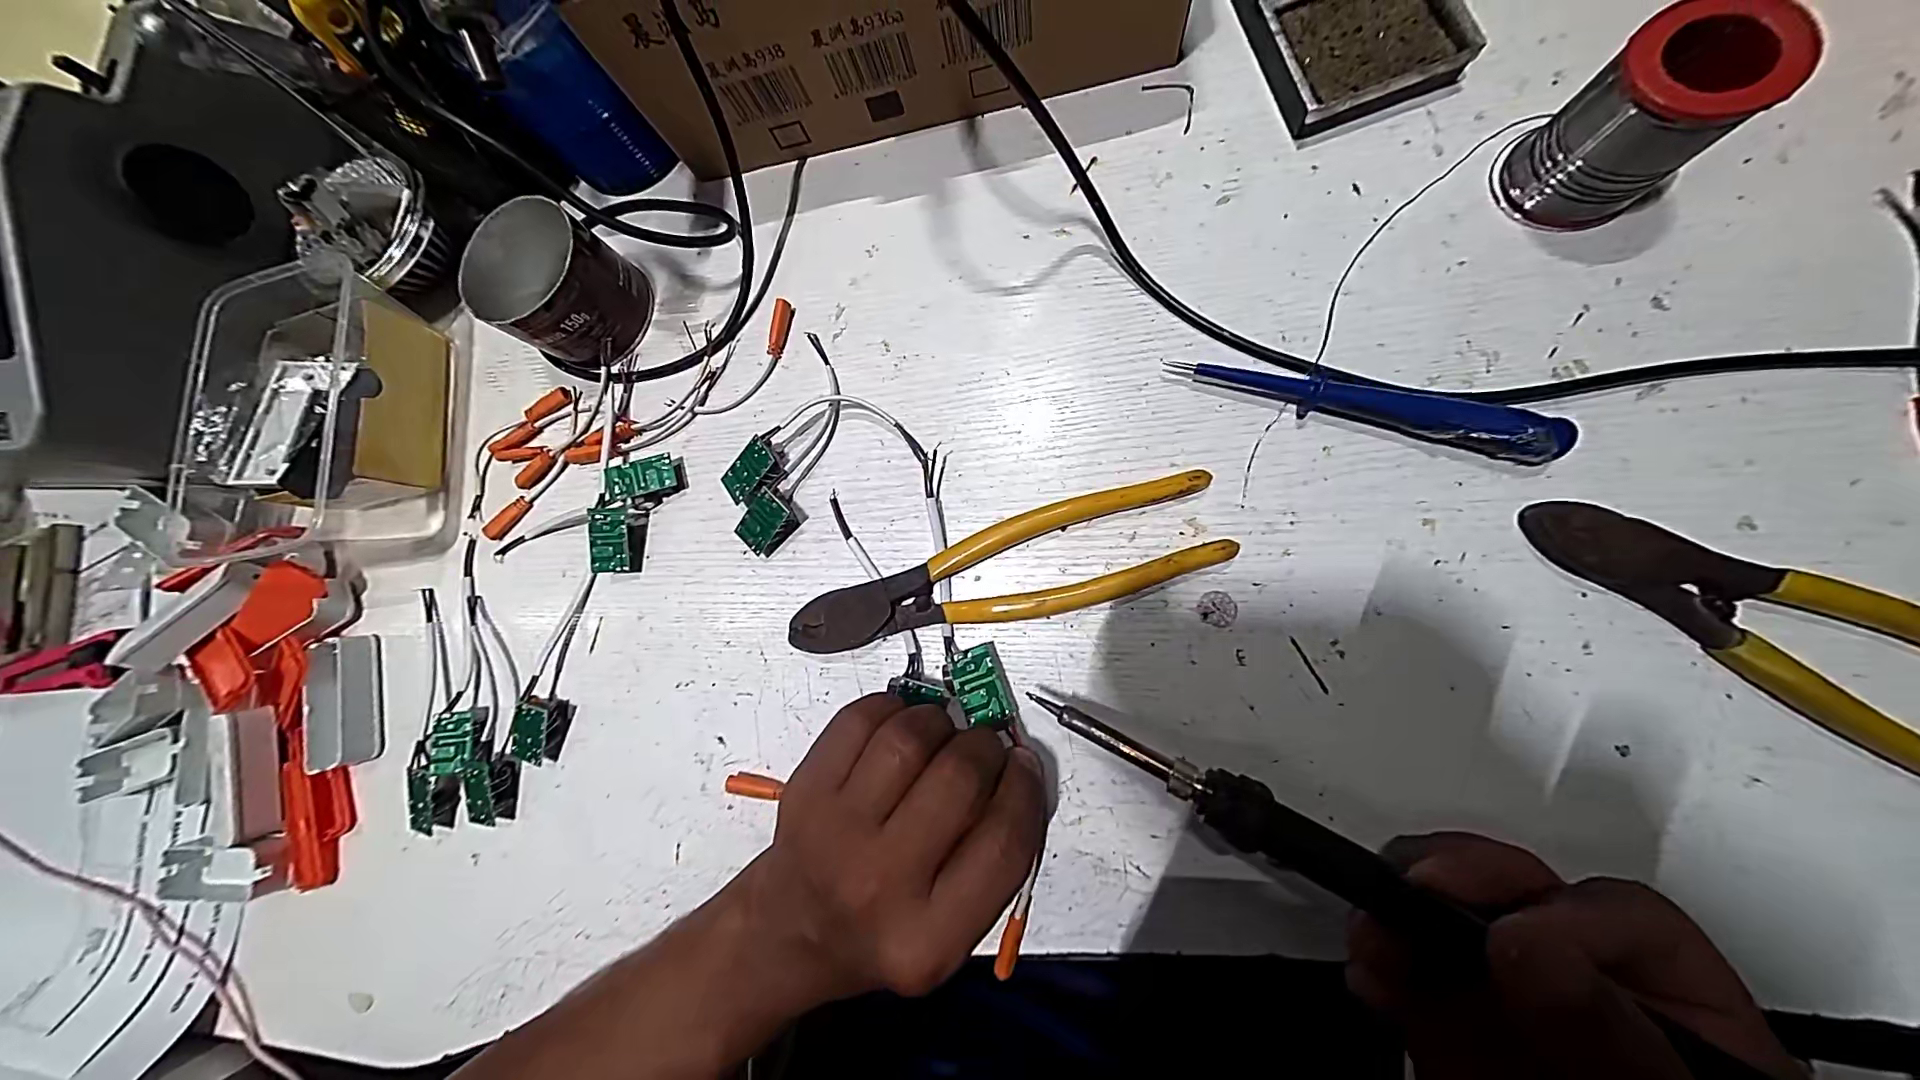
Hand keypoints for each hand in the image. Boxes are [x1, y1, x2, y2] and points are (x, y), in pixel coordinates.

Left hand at [734, 693, 1046, 1000]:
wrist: (798, 931)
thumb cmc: (880, 929)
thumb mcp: (950, 934)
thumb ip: (994, 862)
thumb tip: (1016, 769)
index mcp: (929, 937)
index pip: (1004, 842)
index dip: (1025, 789)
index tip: (1023, 767)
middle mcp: (879, 883)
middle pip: (960, 779)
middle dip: (985, 748)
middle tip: (983, 747)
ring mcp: (837, 831)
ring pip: (910, 739)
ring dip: (940, 721)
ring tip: (942, 733)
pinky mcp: (807, 790)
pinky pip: (861, 721)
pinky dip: (893, 708)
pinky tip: (901, 724)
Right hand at [1346, 833, 1804, 1079]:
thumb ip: (1612, 1041)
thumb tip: (1532, 945)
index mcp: (1676, 1012)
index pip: (1617, 917)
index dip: (1559, 912)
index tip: (1511, 944)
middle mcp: (1585, 990)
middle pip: (1513, 891)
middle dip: (1450, 879)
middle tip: (1416, 894)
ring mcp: (1507, 1003)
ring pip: (1440, 913)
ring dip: (1397, 912)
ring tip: (1377, 943)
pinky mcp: (1446, 1024)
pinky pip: (1401, 968)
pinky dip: (1375, 961)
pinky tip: (1372, 977)